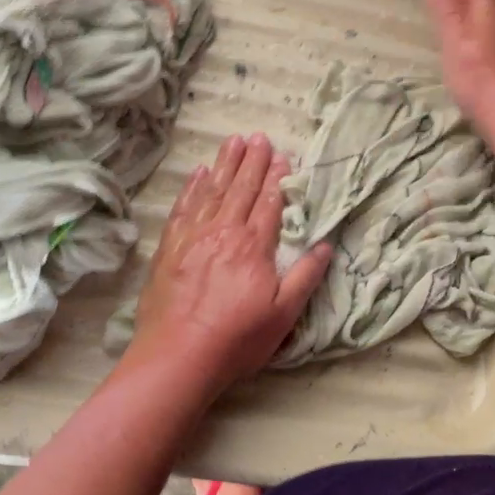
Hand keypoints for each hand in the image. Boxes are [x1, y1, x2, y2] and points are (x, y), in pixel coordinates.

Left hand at [124, 133, 332, 391]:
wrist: (177, 357)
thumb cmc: (236, 340)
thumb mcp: (283, 315)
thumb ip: (305, 277)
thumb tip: (325, 245)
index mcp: (254, 247)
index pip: (269, 203)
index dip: (277, 179)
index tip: (282, 156)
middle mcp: (223, 233)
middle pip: (240, 189)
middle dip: (252, 162)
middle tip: (258, 137)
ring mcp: (192, 238)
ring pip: (211, 191)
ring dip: (224, 165)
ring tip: (233, 142)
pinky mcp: (168, 250)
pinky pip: (183, 208)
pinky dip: (192, 188)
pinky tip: (197, 174)